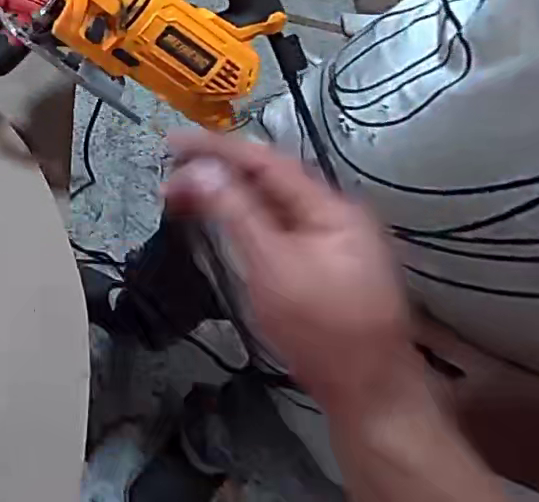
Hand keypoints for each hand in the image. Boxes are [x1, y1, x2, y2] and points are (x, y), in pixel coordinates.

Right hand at [164, 130, 416, 417]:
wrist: (368, 397)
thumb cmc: (323, 332)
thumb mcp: (272, 265)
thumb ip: (235, 211)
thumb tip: (200, 168)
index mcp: (330, 209)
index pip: (264, 161)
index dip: (215, 147)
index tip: (174, 141)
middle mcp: (330, 214)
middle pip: (264, 175)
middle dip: (213, 168)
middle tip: (170, 170)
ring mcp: (323, 235)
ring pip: (262, 196)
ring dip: (219, 188)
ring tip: (179, 191)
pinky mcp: (312, 255)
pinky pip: (266, 217)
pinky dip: (233, 209)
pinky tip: (209, 212)